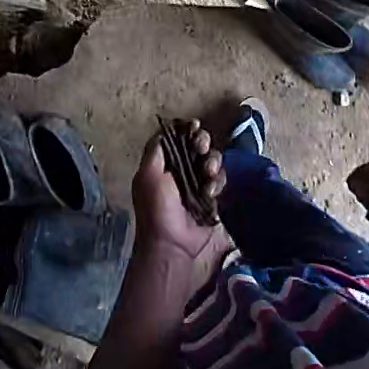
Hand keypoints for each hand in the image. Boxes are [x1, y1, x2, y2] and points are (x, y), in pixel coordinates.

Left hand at [131, 122, 230, 282]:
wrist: (173, 241)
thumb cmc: (157, 208)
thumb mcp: (148, 176)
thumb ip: (155, 150)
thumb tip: (164, 129)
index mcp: (163, 163)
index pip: (178, 137)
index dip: (187, 129)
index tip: (195, 126)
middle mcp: (181, 169)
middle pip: (198, 145)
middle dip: (203, 142)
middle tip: (202, 147)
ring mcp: (197, 182)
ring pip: (212, 160)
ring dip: (212, 162)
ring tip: (208, 173)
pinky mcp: (211, 195)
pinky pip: (220, 179)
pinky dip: (217, 182)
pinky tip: (210, 192)